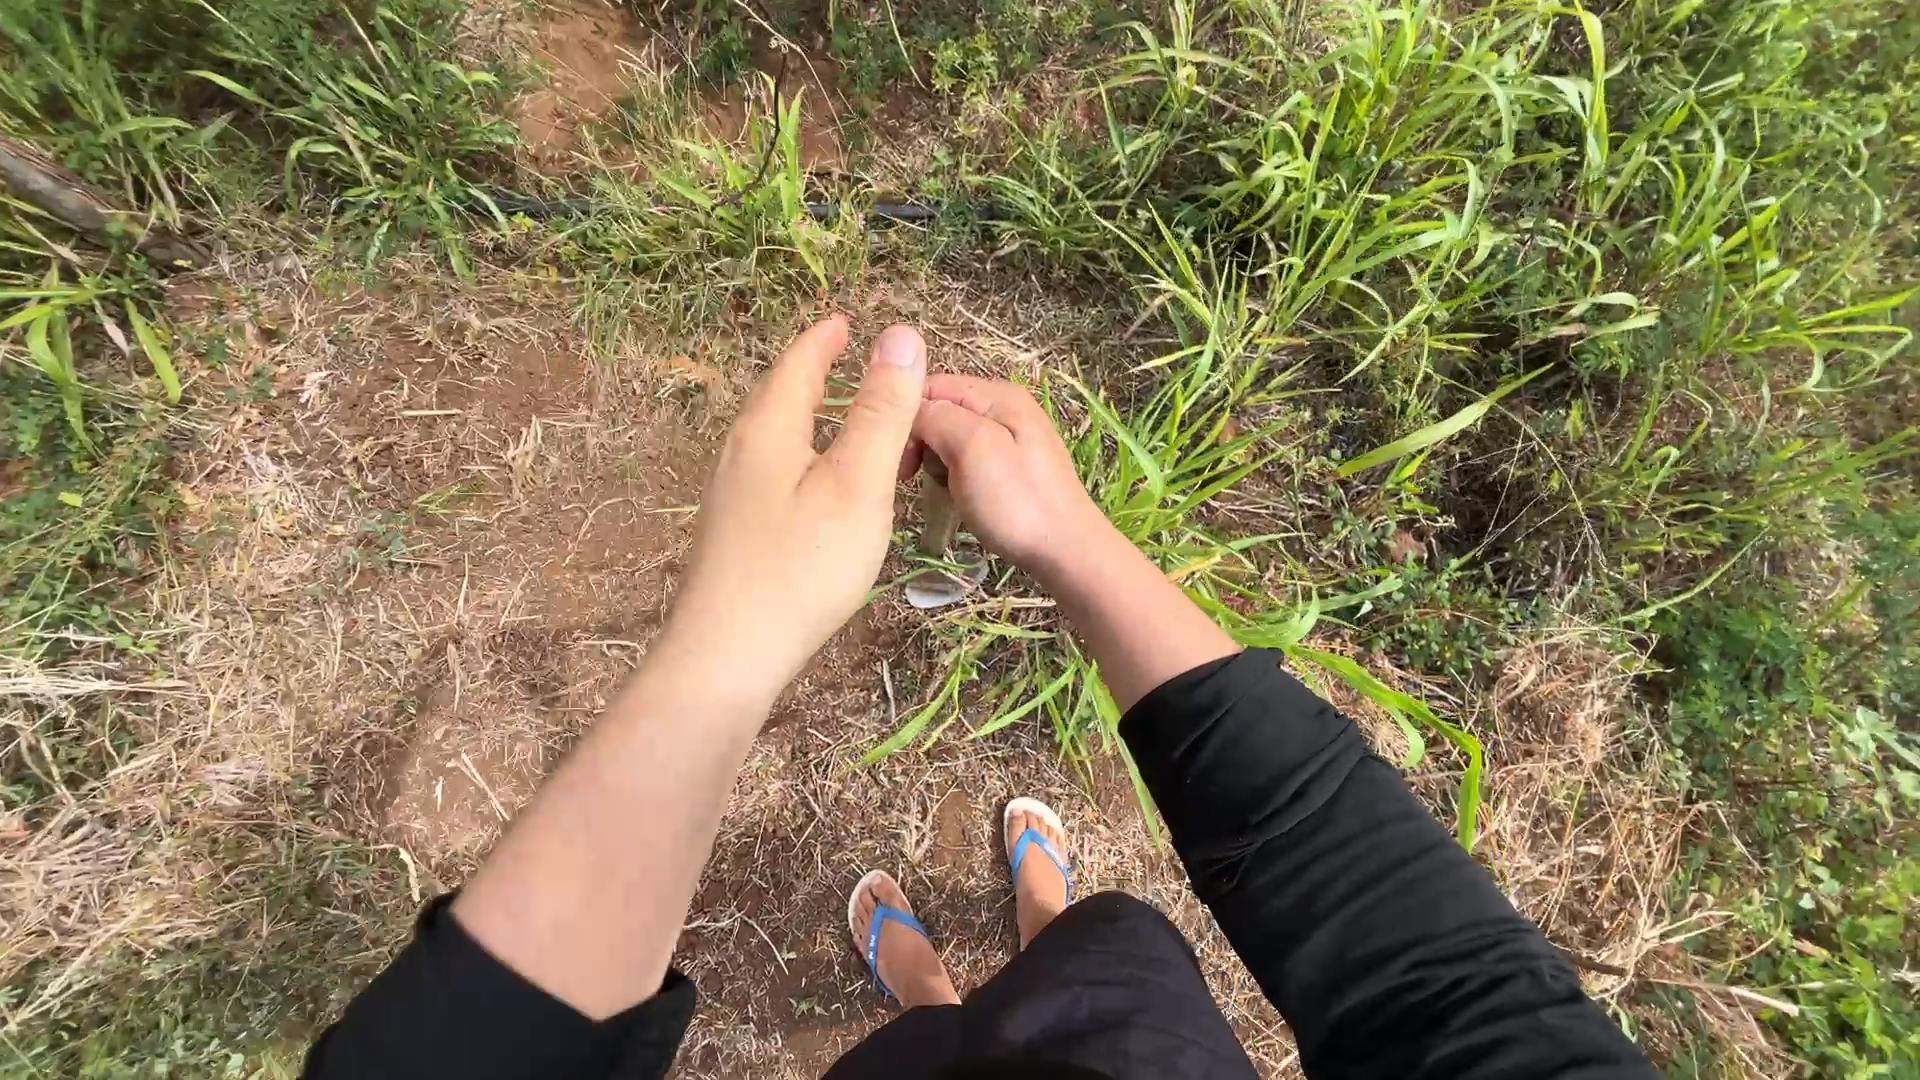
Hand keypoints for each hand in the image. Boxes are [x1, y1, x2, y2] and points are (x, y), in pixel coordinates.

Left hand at [666, 315, 925, 697]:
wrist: (728, 654)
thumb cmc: (802, 565)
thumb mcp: (856, 483)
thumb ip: (880, 412)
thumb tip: (902, 337)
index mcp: (769, 430)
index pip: (797, 365)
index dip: (824, 339)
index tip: (844, 321)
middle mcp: (741, 453)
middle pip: (779, 397)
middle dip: (813, 372)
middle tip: (844, 359)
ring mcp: (731, 496)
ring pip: (775, 438)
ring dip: (809, 417)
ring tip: (839, 416)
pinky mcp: (734, 533)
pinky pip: (773, 471)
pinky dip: (804, 457)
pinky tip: (817, 485)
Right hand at [908, 375, 1117, 585]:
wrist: (1066, 551)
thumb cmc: (1017, 501)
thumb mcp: (972, 447)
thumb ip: (937, 416)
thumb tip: (911, 407)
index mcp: (998, 394)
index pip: (931, 386)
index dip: (907, 416)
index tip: (900, 457)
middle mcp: (1006, 408)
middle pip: (941, 410)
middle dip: (923, 441)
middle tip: (919, 478)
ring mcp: (1012, 438)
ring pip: (952, 438)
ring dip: (938, 463)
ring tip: (946, 491)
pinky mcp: (1013, 468)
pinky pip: (969, 460)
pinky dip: (956, 476)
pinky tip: (962, 498)